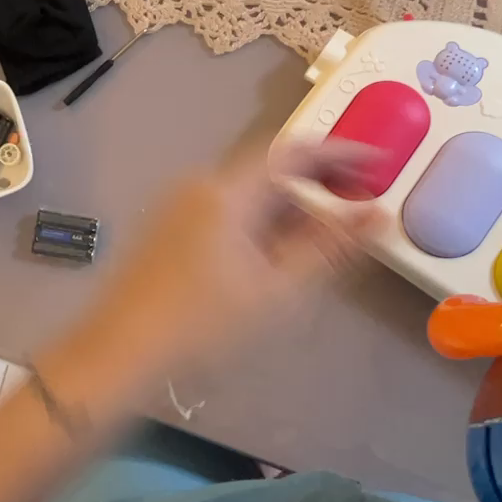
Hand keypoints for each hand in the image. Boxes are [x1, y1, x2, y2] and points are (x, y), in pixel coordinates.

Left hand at [36, 141, 381, 426]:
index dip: (340, 152)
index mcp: (225, 190)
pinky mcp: (170, 227)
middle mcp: (200, 185)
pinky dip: (263, 220)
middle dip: (319, 181)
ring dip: (292, 204)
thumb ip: (329, 247)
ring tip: (330, 232)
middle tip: (363, 201)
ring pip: (249, 192)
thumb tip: (377, 213)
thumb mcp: (276, 289)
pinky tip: (281, 250)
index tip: (382, 160)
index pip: (293, 151)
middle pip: (270, 169)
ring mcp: (180, 205)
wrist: (119, 350)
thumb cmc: (201, 324)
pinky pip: (228, 209)